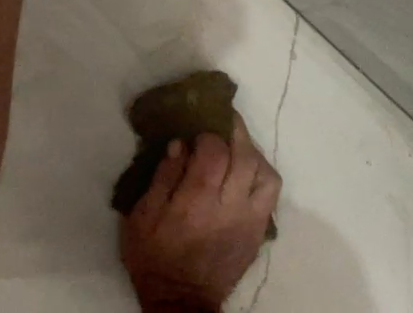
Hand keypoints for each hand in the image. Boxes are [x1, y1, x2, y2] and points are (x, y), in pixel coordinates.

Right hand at [120, 118, 280, 312]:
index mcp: (197, 200)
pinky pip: (269, 197)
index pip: (215, 151)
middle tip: (223, 118)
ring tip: (237, 145)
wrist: (179, 299)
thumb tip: (178, 144)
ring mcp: (249, 222)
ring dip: (254, 154)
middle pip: (246, 158)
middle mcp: (230, 208)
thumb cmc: (153, 252)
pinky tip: (243, 172)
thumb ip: (162, 176)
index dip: (208, 132)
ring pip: (267, 177)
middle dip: (236, 132)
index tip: (196, 125)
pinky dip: (260, 176)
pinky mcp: (257, 234)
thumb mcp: (143, 212)